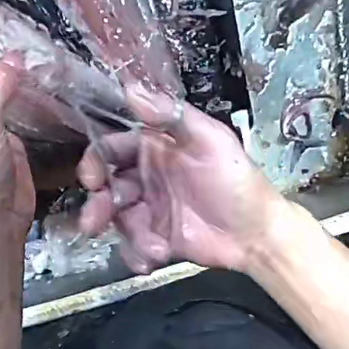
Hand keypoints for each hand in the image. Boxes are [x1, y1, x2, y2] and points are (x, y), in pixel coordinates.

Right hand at [76, 90, 287, 273]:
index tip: (91, 178)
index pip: (112, 148)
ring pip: (116, 219)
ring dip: (126, 234)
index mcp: (155, 148)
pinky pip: (131, 246)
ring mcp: (148, 209)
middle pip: (106, 187)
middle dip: (97, 205)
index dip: (95, 160)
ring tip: (150, 248)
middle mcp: (146, 177)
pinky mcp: (153, 238)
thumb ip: (170, 115)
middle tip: (94, 221)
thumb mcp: (209, 140)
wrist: (257, 233)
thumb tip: (131, 90)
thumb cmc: (236, 181)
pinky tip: (153, 258)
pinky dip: (136, 254)